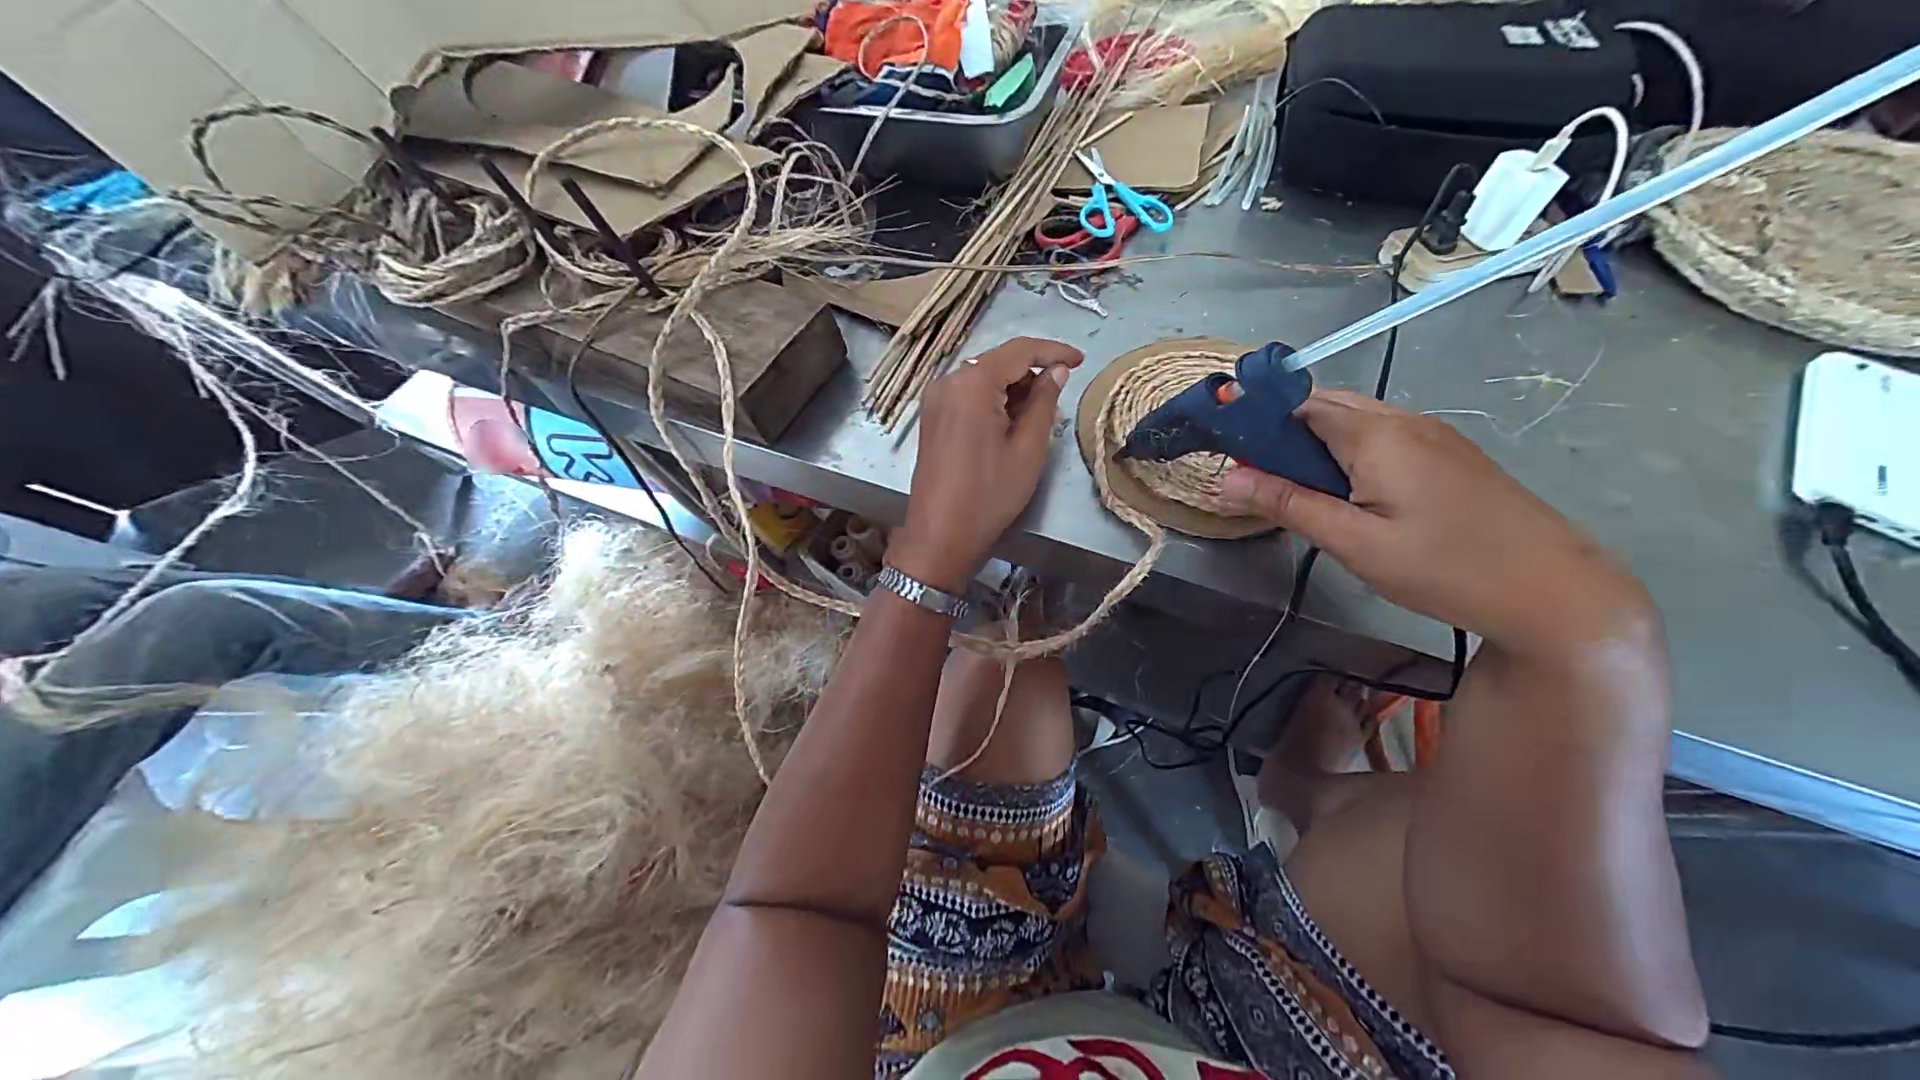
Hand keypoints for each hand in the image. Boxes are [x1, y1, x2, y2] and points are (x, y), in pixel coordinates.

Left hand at [888, 337, 1082, 592]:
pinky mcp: (932, 417)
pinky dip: (993, 401)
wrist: (940, 535)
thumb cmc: (989, 494)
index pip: (1019, 351)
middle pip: (998, 362)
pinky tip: (1012, 423)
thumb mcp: (1028, 448)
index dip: (1053, 352)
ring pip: (983, 379)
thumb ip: (1044, 402)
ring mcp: (935, 400)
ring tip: (1040, 417)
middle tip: (1061, 398)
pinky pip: (968, 395)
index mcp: (972, 384)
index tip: (1080, 360)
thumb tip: (1057, 371)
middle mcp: (948, 382)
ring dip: (1014, 390)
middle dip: (1033, 374)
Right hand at [1216, 389, 1654, 652]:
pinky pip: (1382, 435)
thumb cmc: (1445, 567)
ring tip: (1296, 487)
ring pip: (1355, 419)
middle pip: (1326, 404)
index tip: (1229, 447)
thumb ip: (1288, 504)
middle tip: (1258, 475)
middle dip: (1282, 429)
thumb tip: (1227, 479)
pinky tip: (1345, 490)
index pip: (1299, 404)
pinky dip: (1347, 450)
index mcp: (1376, 435)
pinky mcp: (1450, 454)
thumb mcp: (1354, 542)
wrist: (1555, 591)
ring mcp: (1433, 435)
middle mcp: (1405, 420)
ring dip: (1315, 441)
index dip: (1258, 418)